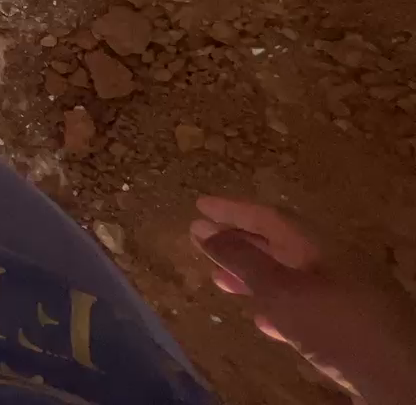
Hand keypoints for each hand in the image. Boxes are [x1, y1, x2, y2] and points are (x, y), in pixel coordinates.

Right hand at [191, 195, 415, 401]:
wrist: (407, 387)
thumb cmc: (335, 326)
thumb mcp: (278, 289)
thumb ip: (239, 258)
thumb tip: (202, 229)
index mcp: (325, 249)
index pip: (271, 217)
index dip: (232, 210)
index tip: (199, 206)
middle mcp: (343, 268)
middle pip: (282, 246)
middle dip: (240, 243)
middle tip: (202, 241)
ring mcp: (357, 300)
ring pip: (295, 278)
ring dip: (256, 277)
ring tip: (222, 282)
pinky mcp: (362, 331)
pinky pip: (312, 307)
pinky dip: (282, 306)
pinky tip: (265, 320)